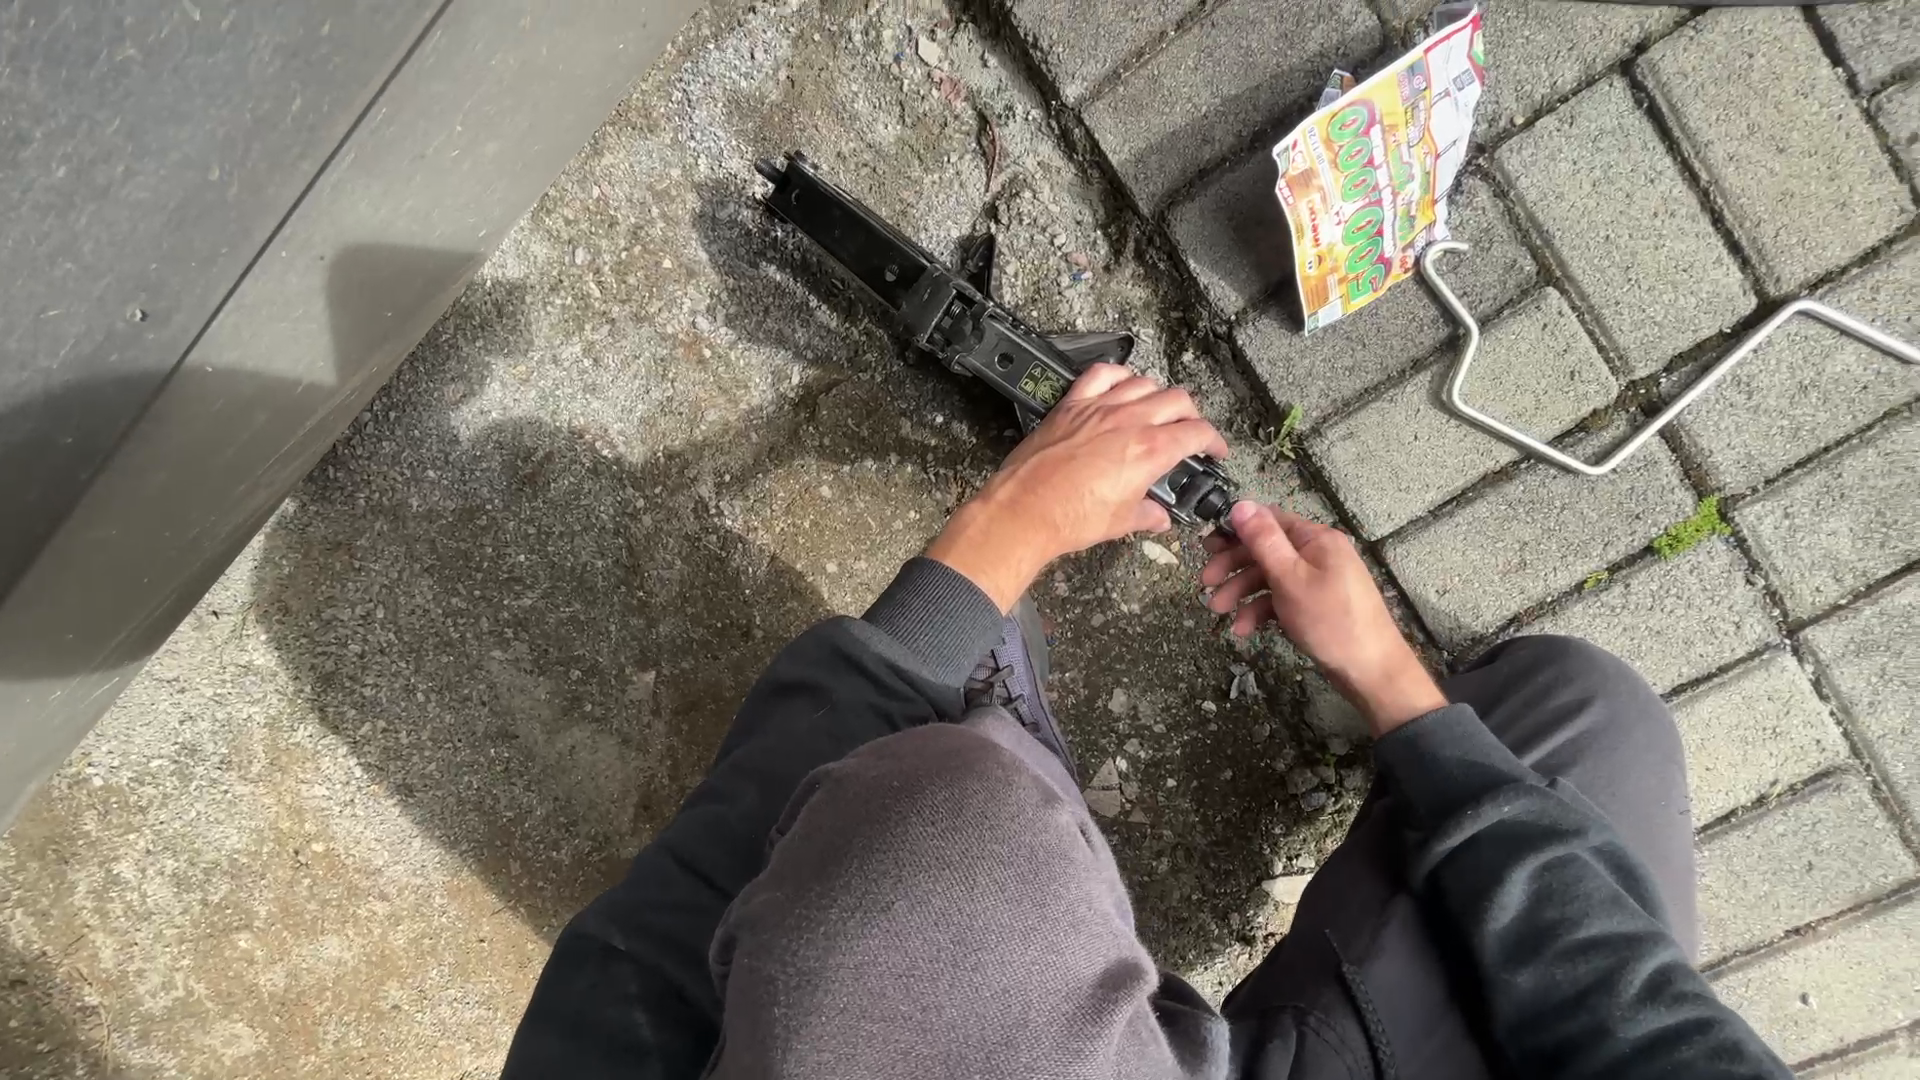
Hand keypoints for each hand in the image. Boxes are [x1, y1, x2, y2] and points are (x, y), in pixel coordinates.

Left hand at [926, 363, 1228, 610]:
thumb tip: (1158, 517)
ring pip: (1142, 383)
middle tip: (1188, 430)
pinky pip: (1100, 374)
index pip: (1196, 432)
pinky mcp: (1071, 406)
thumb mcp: (1121, 522)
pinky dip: (1117, 375)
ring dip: (1157, 394)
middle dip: (1191, 415)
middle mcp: (1127, 421)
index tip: (1214, 449)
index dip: (1213, 441)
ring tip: (1157, 408)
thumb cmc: (1068, 518)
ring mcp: (1098, 408)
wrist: (1025, 511)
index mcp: (1149, 450)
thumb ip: (1147, 514)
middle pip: (1177, 400)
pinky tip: (1121, 384)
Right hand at [1200, 501, 1443, 734]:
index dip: (1235, 530)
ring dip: (1240, 592)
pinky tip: (1244, 628)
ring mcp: (1316, 580)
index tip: (1207, 546)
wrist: (1370, 671)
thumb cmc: (1331, 621)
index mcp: (1316, 539)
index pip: (1268, 520)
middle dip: (1232, 566)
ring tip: (1217, 610)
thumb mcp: (1290, 578)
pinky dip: (1259, 610)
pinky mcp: (1313, 604)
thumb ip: (1263, 541)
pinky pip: (1279, 598)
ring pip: (1268, 577)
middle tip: (1205, 582)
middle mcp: (1317, 554)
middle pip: (1264, 550)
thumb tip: (1240, 504)